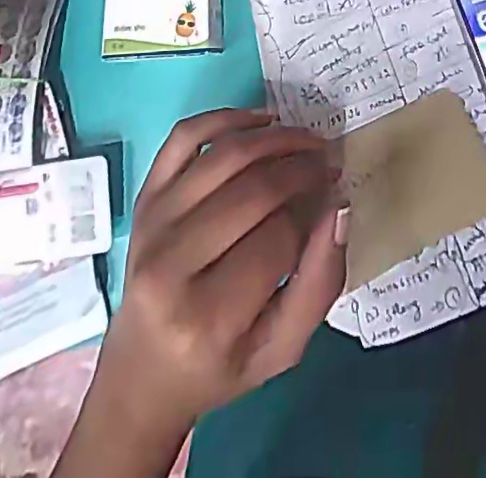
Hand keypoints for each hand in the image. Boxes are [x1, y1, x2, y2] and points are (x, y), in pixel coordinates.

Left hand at [57, 109, 346, 477]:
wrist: (146, 368)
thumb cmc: (221, 365)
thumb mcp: (283, 349)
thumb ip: (320, 283)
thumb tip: (340, 208)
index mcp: (209, 316)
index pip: (279, 237)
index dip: (317, 208)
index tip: (337, 191)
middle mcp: (171, 264)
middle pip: (252, 191)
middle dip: (302, 167)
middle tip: (330, 160)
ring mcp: (152, 223)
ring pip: (223, 157)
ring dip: (274, 138)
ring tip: (306, 140)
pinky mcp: (144, 198)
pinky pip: (183, 138)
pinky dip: (225, 117)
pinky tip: (261, 119)